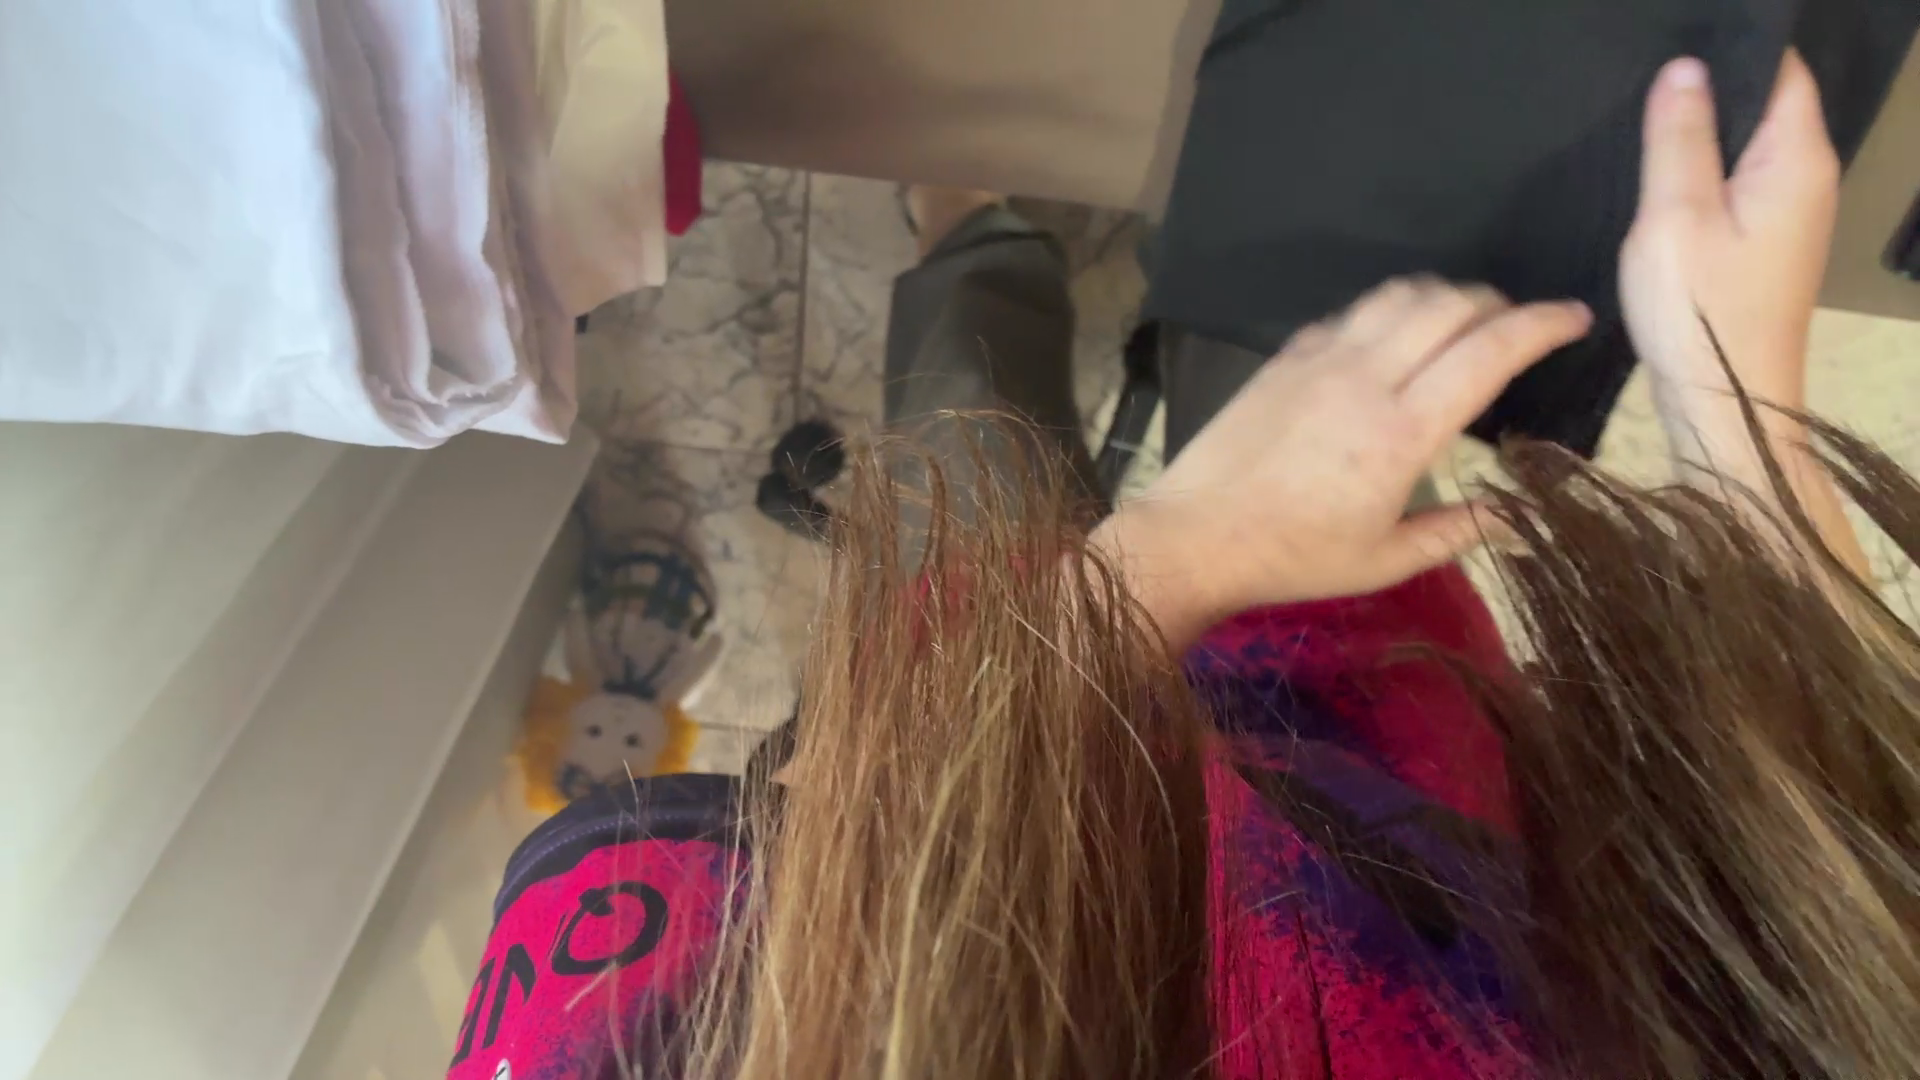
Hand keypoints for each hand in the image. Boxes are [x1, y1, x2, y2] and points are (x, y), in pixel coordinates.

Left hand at [1093, 278, 1590, 648]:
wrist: (1192, 536)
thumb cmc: (1289, 557)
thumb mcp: (1381, 561)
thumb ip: (1455, 533)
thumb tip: (1513, 514)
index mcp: (1402, 430)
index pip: (1491, 348)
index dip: (1544, 322)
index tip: (1573, 319)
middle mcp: (1363, 379)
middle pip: (1448, 304)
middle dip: (1496, 302)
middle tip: (1510, 327)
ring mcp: (1314, 364)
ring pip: (1392, 297)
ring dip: (1436, 298)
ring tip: (1451, 324)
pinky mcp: (1277, 363)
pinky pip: (1341, 318)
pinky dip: (1376, 316)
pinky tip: (1377, 342)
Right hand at [1620, 53, 1839, 459]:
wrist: (1720, 391)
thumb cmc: (1696, 305)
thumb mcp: (1672, 219)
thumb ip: (1678, 144)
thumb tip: (1684, 70)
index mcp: (1795, 159)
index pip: (1777, 76)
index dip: (1726, 60)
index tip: (1662, 62)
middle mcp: (1805, 178)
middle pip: (1761, 114)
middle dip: (1705, 103)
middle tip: (1632, 106)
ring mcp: (1786, 216)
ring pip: (1742, 157)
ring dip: (1696, 148)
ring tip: (1634, 147)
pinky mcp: (1759, 249)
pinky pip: (1731, 193)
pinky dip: (1696, 186)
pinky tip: (1653, 200)